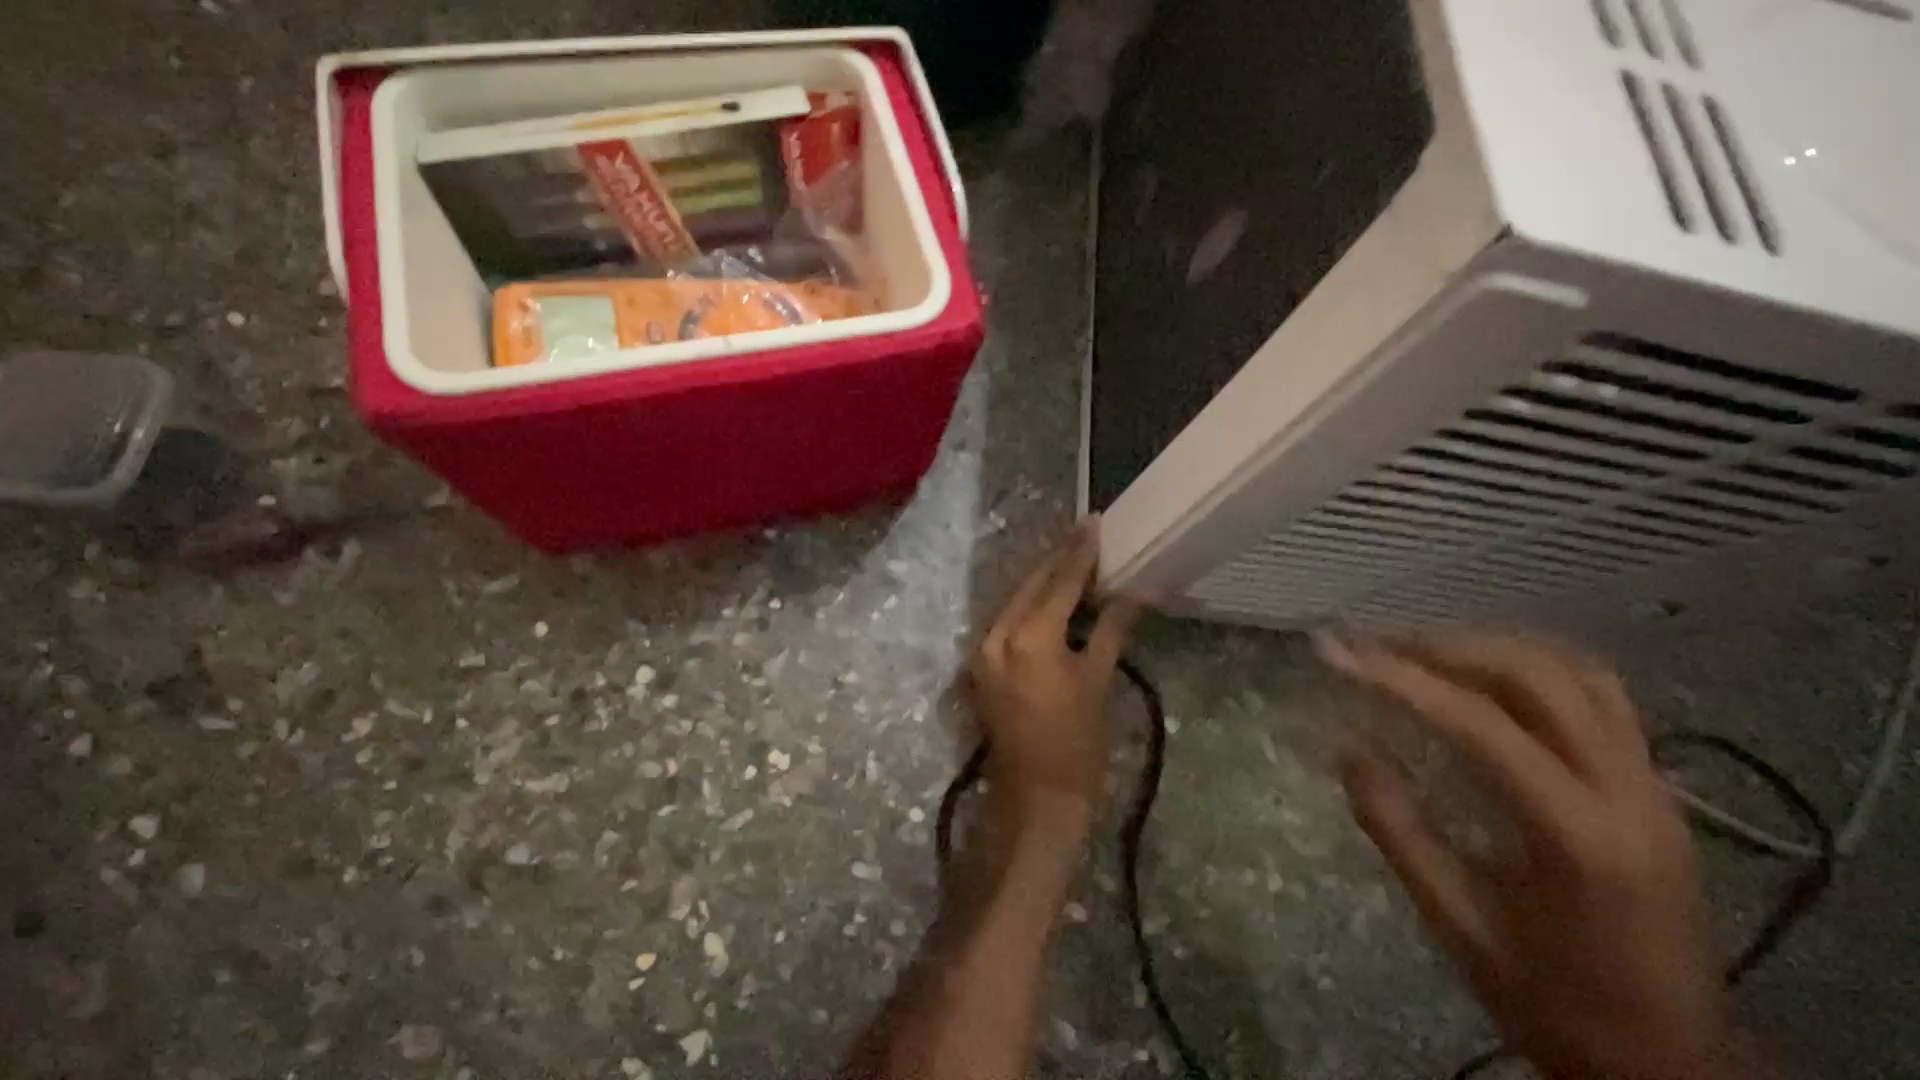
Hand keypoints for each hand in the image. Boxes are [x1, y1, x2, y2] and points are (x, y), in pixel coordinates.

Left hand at [967, 523, 1140, 831]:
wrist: (1037, 798)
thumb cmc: (1077, 745)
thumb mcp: (1098, 681)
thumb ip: (1111, 629)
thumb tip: (1134, 592)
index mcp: (1029, 638)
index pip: (1059, 583)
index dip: (1079, 552)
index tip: (1093, 522)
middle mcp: (997, 636)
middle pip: (1030, 586)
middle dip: (1058, 560)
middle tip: (1084, 534)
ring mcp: (982, 653)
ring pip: (1014, 602)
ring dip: (1042, 582)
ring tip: (1072, 560)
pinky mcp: (979, 668)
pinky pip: (1005, 623)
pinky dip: (1028, 607)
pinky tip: (1050, 598)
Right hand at [1321, 634, 1737, 1079]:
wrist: (1667, 1061)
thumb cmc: (1550, 998)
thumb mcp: (1456, 922)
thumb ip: (1398, 828)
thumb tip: (1351, 746)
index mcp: (1576, 832)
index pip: (1479, 724)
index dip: (1401, 679)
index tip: (1338, 650)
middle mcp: (1627, 790)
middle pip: (1537, 677)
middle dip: (1447, 648)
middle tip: (1376, 643)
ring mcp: (1653, 786)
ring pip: (1579, 674)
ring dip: (1496, 649)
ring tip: (1426, 650)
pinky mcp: (1657, 791)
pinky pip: (1602, 699)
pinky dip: (1538, 670)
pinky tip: (1493, 679)